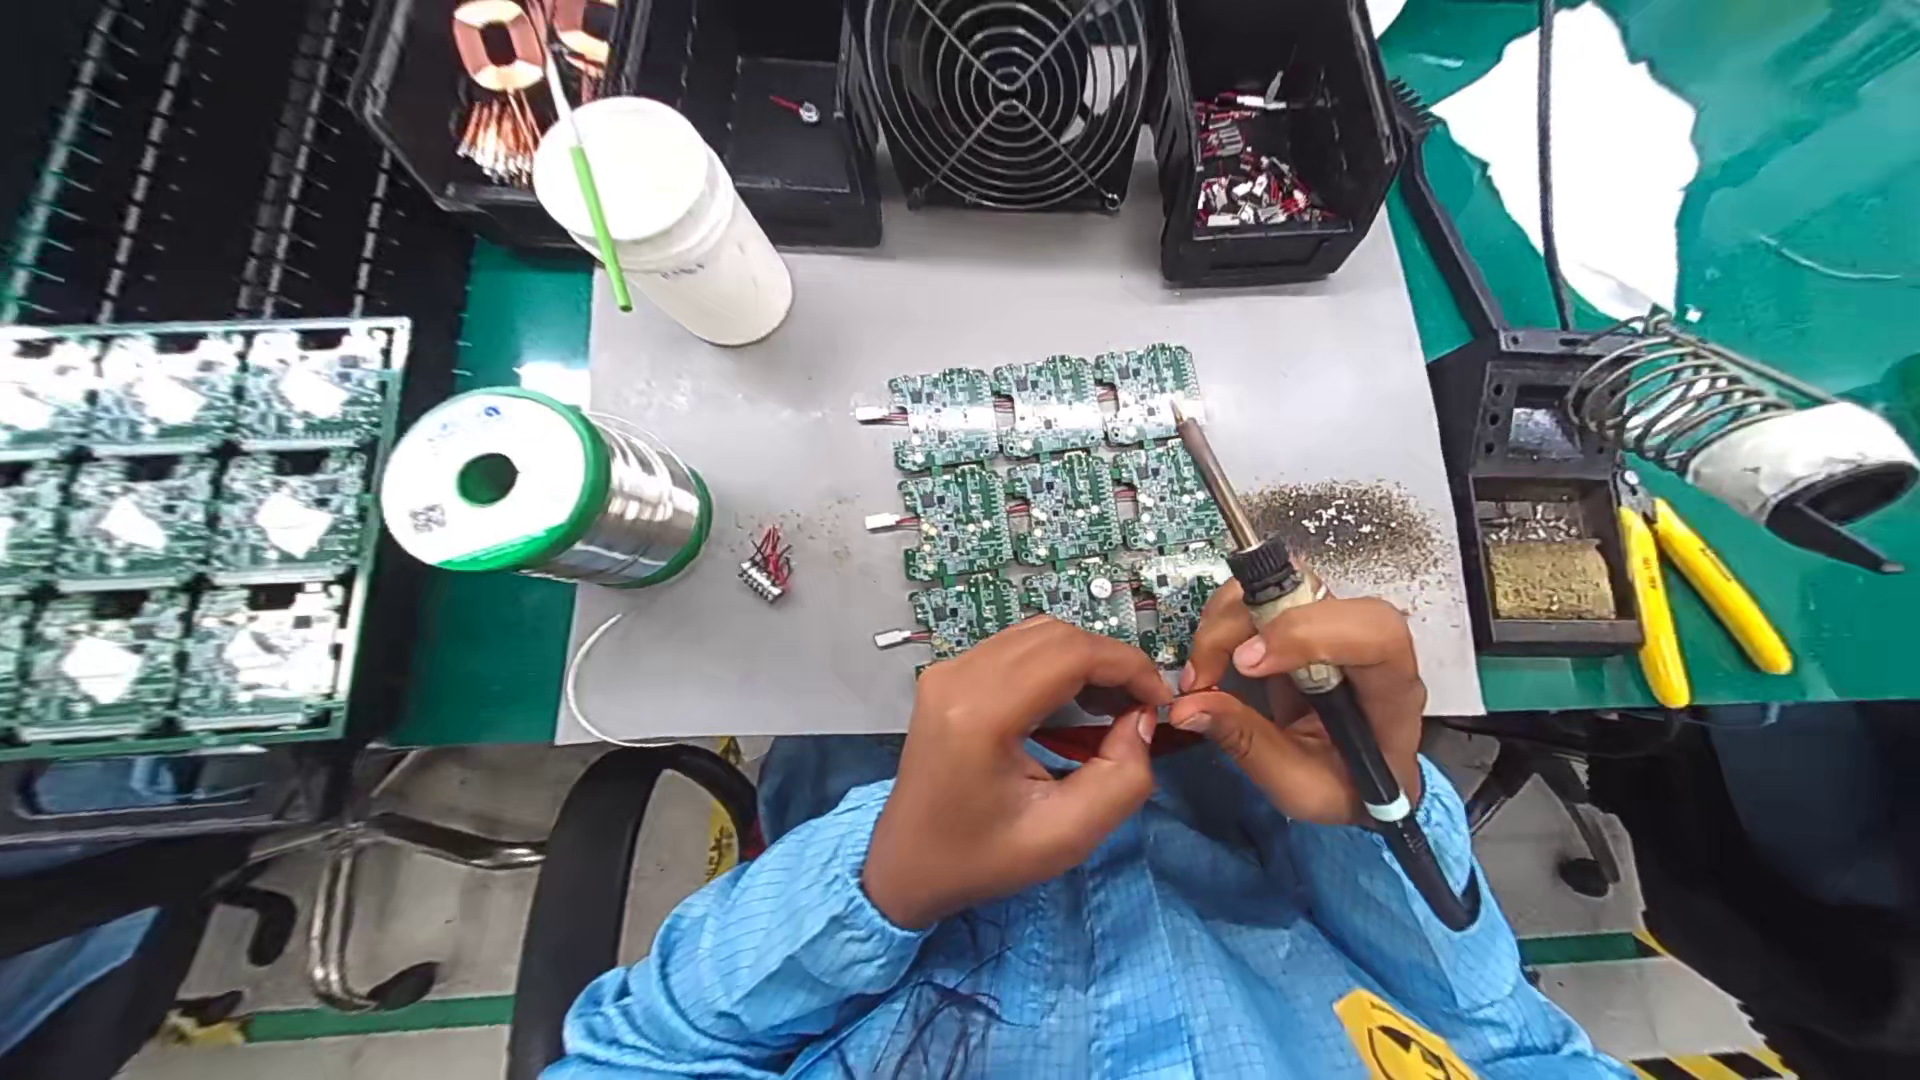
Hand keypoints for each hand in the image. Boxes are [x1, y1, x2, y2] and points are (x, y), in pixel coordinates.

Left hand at [863, 617, 1172, 928]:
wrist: (906, 862)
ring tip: (1111, 704)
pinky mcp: (947, 673)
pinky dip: (1055, 661)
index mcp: (980, 713)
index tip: (1159, 701)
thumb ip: (1121, 778)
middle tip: (1139, 706)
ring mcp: (947, 669)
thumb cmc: (980, 858)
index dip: (1126, 666)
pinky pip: (1014, 646)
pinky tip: (1073, 697)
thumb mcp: (1065, 837)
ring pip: (1036, 633)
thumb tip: (1140, 718)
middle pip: (1055, 635)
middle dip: (1110, 661)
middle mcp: (958, 675)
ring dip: (1084, 658)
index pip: (1070, 653)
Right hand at [1167, 580, 1425, 826]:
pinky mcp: (1293, 622)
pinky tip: (1207, 660)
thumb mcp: (1300, 786)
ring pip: (1273, 584)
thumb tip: (1185, 707)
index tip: (1247, 665)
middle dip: (1239, 624)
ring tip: (1201, 671)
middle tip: (1202, 675)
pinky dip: (1218, 622)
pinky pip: (1253, 597)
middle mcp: (1361, 641)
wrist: (1356, 781)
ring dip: (1222, 620)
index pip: (1372, 632)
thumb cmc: (1346, 787)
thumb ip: (1248, 744)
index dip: (1305, 632)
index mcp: (1388, 689)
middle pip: (1306, 593)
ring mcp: (1325, 624)